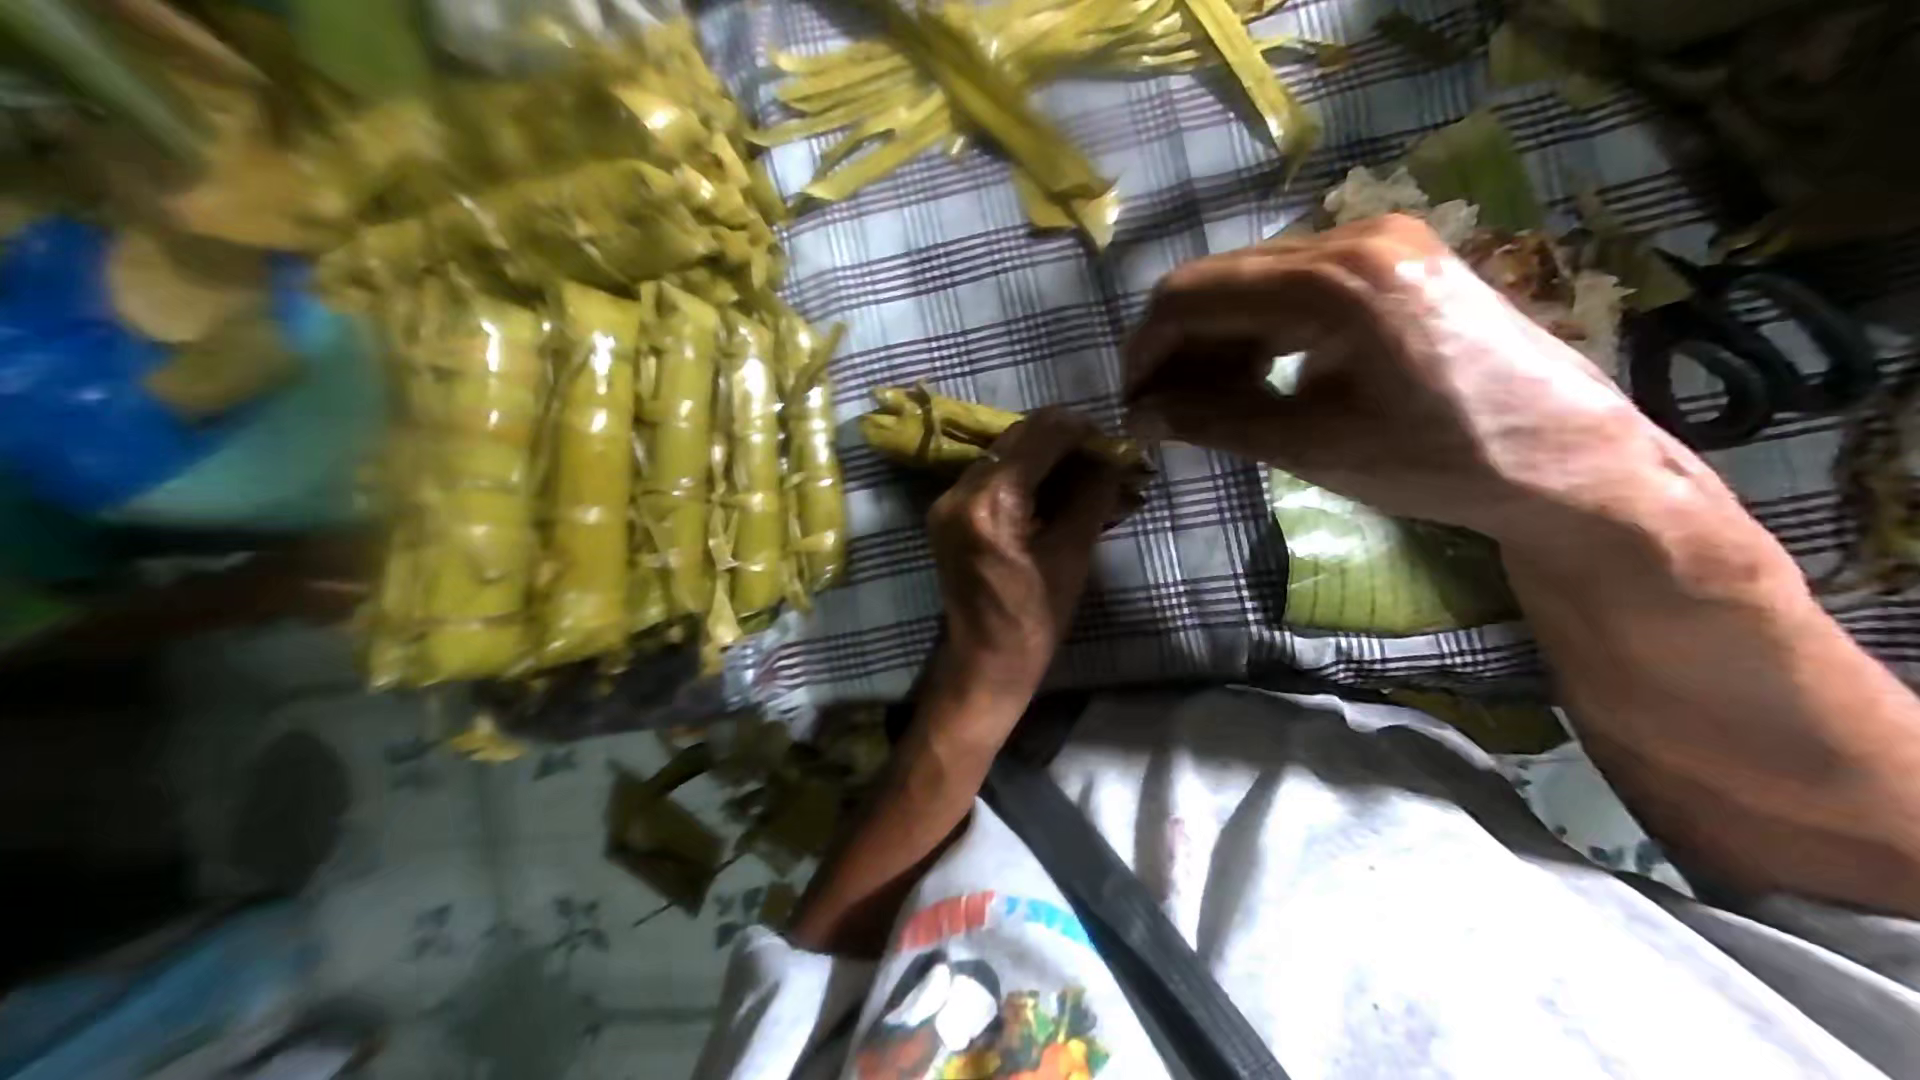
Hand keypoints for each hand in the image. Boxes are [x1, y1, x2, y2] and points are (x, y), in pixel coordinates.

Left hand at [925, 407, 1127, 734]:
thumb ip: (1092, 493)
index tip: (1112, 446)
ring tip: (1084, 478)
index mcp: (991, 502)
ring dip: (1045, 458)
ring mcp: (947, 500)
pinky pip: (990, 476)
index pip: (1041, 434)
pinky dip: (1024, 476)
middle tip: (1102, 461)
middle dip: (1064, 442)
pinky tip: (1054, 493)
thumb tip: (1111, 456)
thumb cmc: (1035, 619)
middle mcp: (959, 490)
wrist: (984, 660)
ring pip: (1004, 453)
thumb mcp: (1073, 554)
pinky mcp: (947, 512)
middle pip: (1019, 437)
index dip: (1082, 432)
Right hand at [1123, 214, 1703, 543]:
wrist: (1564, 460)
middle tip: (1164, 412)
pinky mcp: (1391, 261)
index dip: (1146, 350)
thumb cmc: (1438, 460)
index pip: (1193, 295)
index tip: (1131, 404)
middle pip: (1218, 282)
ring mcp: (1377, 243)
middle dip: (1176, 348)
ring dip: (1214, 343)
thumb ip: (1212, 421)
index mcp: (1332, 282)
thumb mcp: (1309, 445)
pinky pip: (1292, 287)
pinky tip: (1255, 379)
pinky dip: (1257, 333)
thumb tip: (1139, 417)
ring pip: (1251, 283)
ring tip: (1206, 404)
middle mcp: (1352, 238)